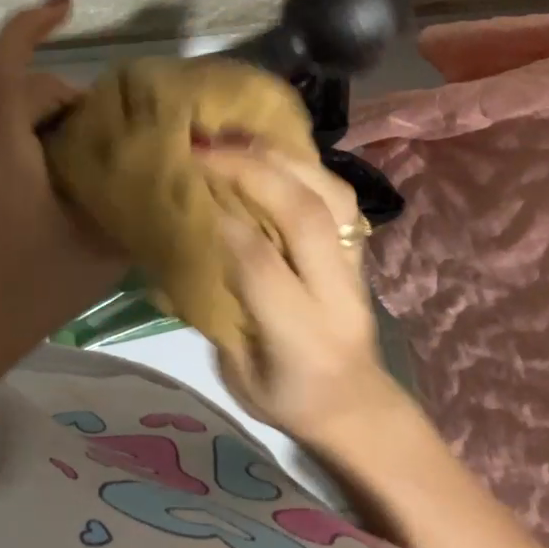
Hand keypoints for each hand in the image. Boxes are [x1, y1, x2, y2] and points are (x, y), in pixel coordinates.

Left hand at [0, 0, 125, 383]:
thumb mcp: (99, 247)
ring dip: (56, 132)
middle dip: (71, 103)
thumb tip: (170, 169)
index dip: (28, 28)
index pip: (3, 70)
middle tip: (116, 138)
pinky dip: (36, 154)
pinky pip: (3, 152)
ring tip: (97, 171)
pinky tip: (64, 195)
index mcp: (3, 150)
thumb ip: (135, 201)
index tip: (64, 8)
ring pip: (14, 126)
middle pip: (22, 96)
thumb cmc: (27, 288)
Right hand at [199, 150, 409, 448]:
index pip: (266, 268)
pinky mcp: (357, 251)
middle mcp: (336, 293)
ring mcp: (354, 267)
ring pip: (332, 196)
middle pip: (306, 217)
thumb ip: (221, 313)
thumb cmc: (287, 400)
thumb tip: (190, 250)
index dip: (229, 225)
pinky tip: (270, 151)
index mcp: (301, 335)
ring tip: (237, 137)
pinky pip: (339, 196)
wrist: (358, 410)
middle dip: (254, 172)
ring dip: (283, 158)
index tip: (192, 190)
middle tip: (205, 148)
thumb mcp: (240, 374)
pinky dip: (304, 165)